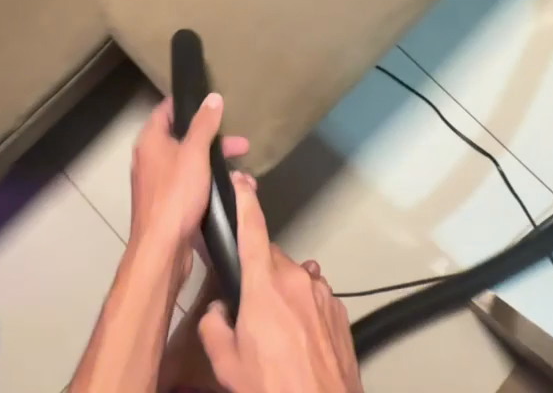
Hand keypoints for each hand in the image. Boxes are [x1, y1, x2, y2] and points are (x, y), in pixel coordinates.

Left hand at [129, 94, 249, 254]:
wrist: (162, 249)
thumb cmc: (176, 194)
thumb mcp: (194, 154)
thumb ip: (204, 124)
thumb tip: (212, 98)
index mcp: (150, 140)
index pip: (166, 110)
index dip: (187, 104)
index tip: (211, 103)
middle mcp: (149, 158)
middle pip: (182, 138)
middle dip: (211, 139)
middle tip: (239, 143)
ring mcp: (156, 182)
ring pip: (188, 163)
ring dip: (213, 163)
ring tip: (242, 171)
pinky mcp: (166, 204)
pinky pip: (188, 184)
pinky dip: (206, 183)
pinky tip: (229, 191)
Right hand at [198, 174, 363, 392]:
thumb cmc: (272, 387)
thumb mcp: (225, 361)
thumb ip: (213, 324)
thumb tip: (217, 310)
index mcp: (264, 284)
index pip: (252, 227)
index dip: (245, 199)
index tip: (240, 180)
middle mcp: (296, 279)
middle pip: (271, 258)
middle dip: (258, 273)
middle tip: (249, 307)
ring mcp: (322, 293)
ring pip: (295, 277)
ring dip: (283, 292)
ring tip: (277, 330)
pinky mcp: (339, 311)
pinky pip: (315, 296)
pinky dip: (304, 307)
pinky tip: (299, 337)